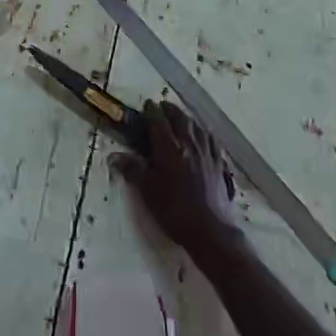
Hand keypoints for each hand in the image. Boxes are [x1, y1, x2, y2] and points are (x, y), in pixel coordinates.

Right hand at [111, 100, 236, 251]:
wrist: (210, 230)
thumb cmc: (174, 211)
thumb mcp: (148, 192)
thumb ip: (133, 170)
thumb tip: (115, 157)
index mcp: (169, 149)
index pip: (159, 121)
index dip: (152, 111)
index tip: (147, 105)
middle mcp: (190, 145)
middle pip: (181, 119)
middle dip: (170, 110)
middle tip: (162, 108)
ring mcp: (208, 153)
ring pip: (198, 127)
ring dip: (188, 119)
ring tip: (181, 118)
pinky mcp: (220, 164)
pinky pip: (213, 140)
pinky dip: (205, 133)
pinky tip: (205, 136)